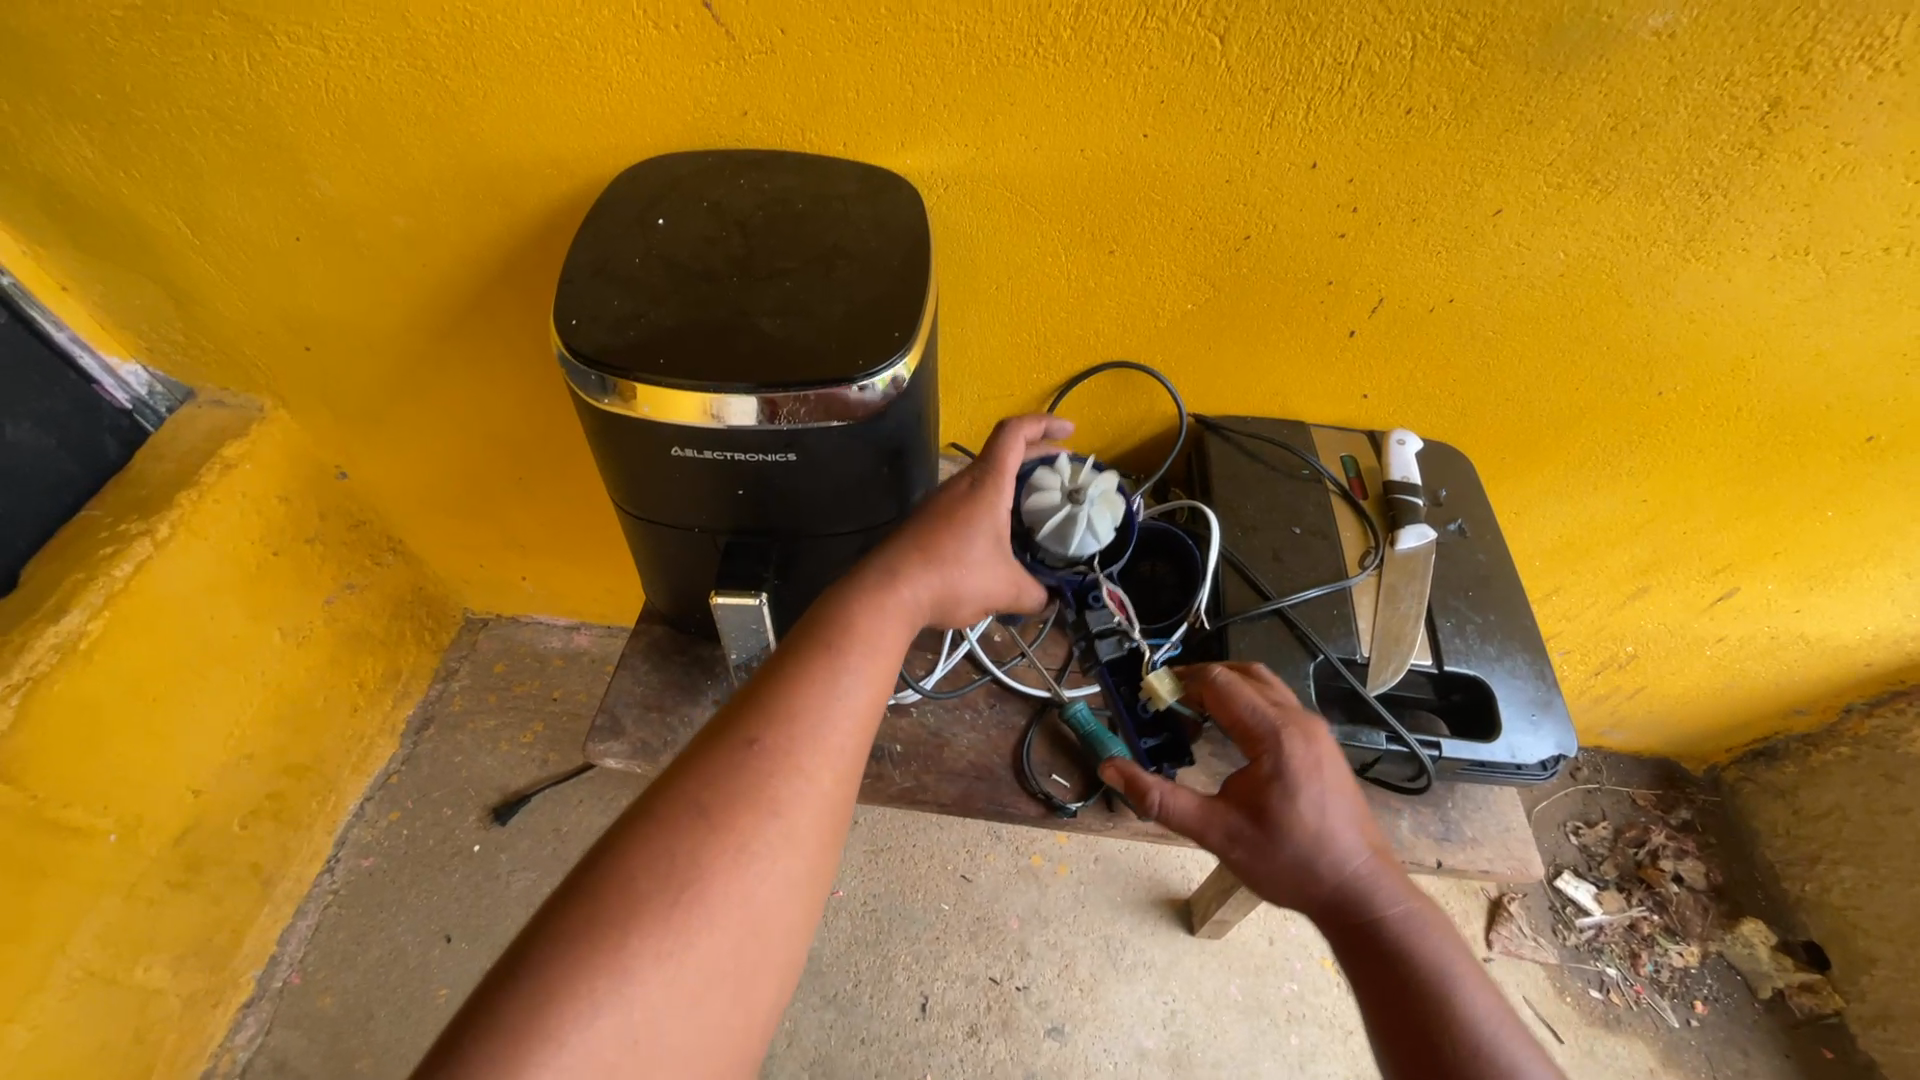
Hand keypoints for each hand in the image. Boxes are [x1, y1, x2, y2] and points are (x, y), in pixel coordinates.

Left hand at [862, 414, 1072, 629]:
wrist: (888, 591)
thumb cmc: (952, 576)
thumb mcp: (1006, 589)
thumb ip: (1037, 594)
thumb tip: (1050, 600)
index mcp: (987, 483)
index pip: (1015, 434)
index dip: (1044, 424)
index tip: (1070, 431)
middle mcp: (962, 483)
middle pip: (1002, 453)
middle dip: (1036, 455)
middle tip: (1064, 472)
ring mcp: (941, 501)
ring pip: (984, 480)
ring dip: (1012, 484)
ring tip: (1037, 506)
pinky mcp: (928, 522)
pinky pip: (968, 502)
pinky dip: (991, 506)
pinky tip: (1000, 536)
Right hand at [1098, 663, 1413, 924]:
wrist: (1359, 890)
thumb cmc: (1289, 862)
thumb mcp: (1216, 832)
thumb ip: (1159, 798)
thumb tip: (1109, 767)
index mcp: (1274, 734)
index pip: (1219, 682)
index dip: (1179, 682)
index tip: (1149, 696)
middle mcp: (1298, 721)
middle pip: (1242, 674)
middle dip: (1200, 679)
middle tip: (1166, 701)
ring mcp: (1315, 730)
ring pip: (1264, 684)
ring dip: (1226, 688)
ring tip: (1191, 712)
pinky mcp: (1321, 744)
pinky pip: (1278, 703)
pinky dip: (1247, 702)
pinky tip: (1227, 734)